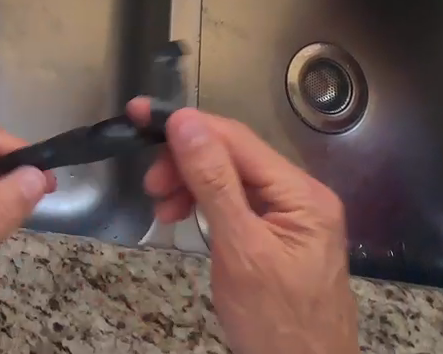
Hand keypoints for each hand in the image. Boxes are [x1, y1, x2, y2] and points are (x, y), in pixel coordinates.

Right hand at [130, 101, 356, 353]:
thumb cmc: (275, 323)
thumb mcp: (239, 250)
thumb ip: (212, 182)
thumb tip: (184, 120)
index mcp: (302, 194)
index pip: (236, 139)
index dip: (186, 125)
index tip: (140, 118)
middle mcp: (300, 196)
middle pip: (231, 156)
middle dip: (185, 163)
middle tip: (150, 185)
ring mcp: (290, 217)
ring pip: (228, 177)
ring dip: (189, 184)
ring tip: (161, 207)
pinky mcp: (276, 235)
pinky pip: (233, 202)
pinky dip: (202, 204)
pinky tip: (181, 217)